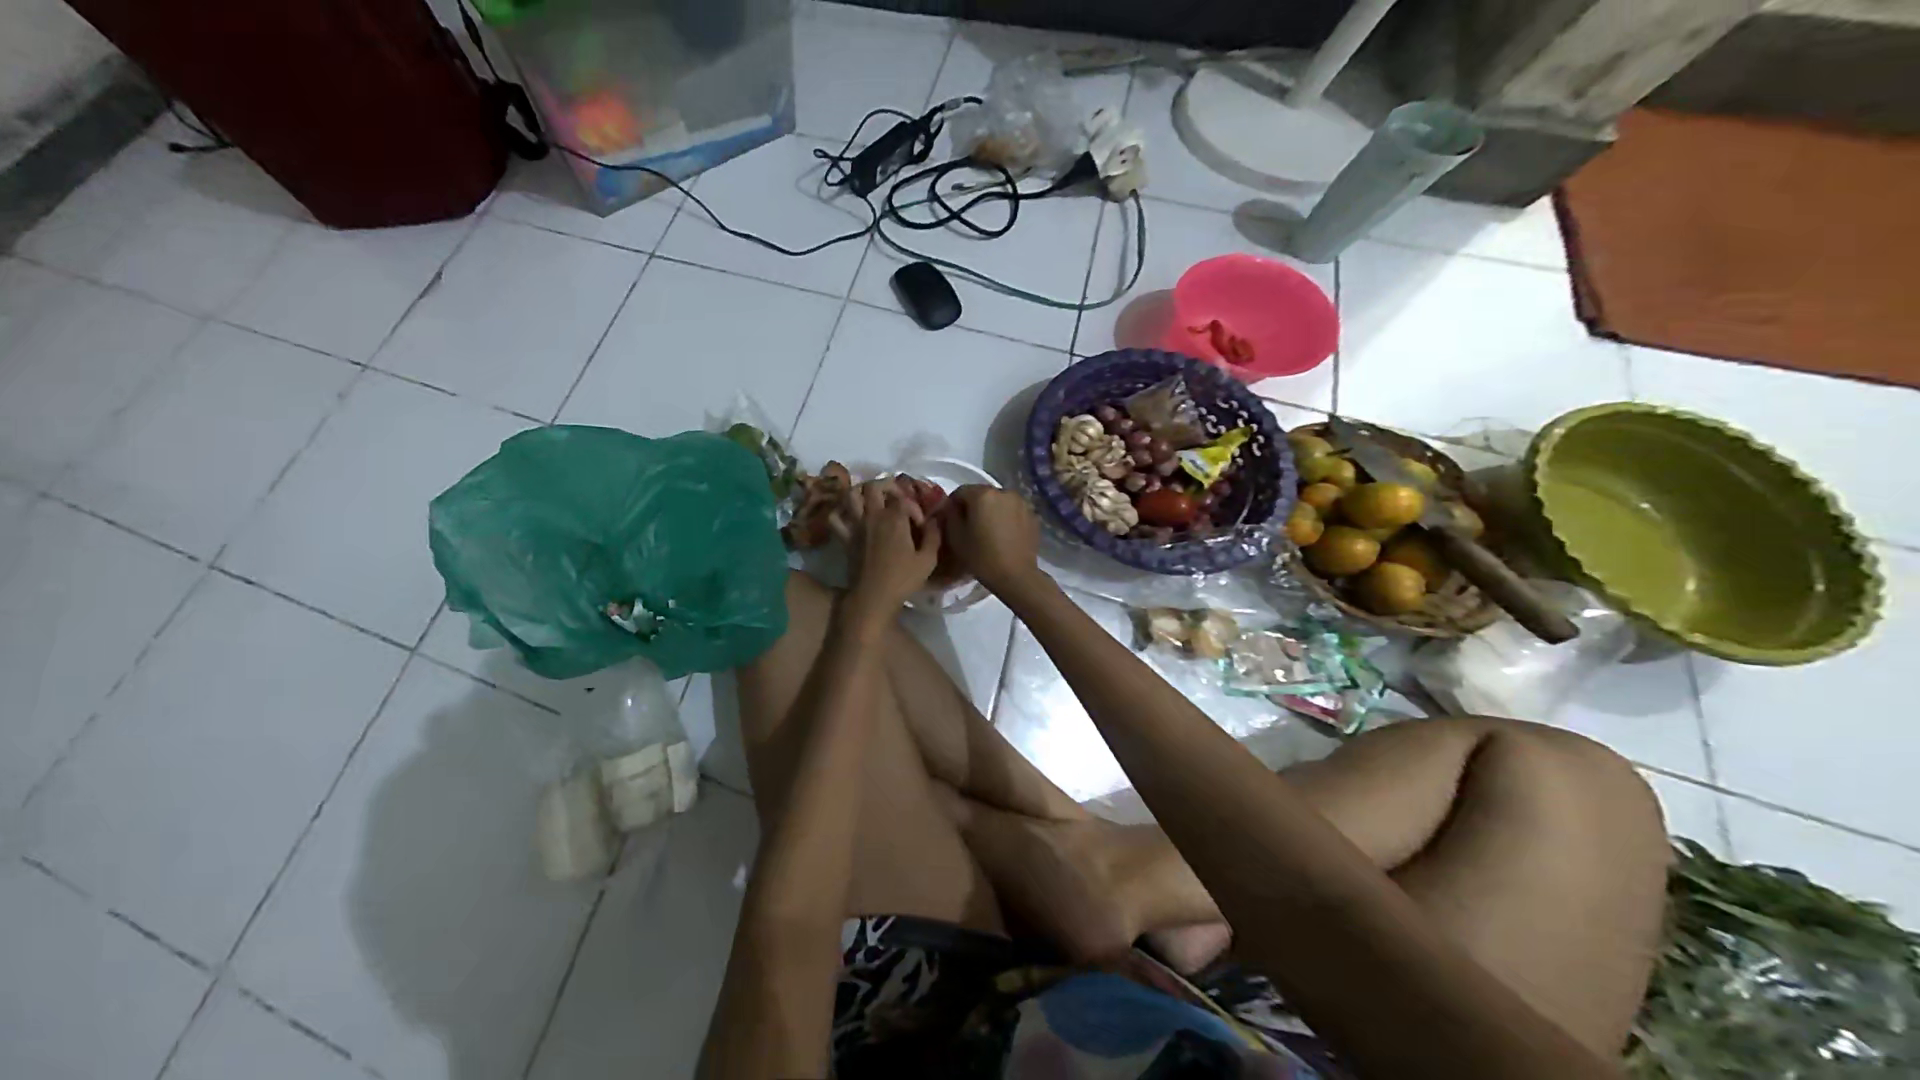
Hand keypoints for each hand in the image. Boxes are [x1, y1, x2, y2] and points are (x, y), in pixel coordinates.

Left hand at [830, 481, 941, 619]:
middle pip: (874, 486)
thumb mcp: (927, 560)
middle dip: (886, 486)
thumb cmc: (902, 579)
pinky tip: (850, 516)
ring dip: (860, 492)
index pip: (904, 499)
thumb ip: (933, 536)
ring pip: (851, 495)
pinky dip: (840, 512)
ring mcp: (855, 525)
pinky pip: (835, 517)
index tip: (920, 524)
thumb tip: (933, 521)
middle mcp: (873, 516)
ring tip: (871, 499)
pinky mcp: (844, 537)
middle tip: (894, 497)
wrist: (872, 596)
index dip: (914, 507)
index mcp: (895, 519)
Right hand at [939, 485, 1042, 596]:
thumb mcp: (956, 537)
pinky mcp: (1033, 515)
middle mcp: (1004, 492)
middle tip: (970, 527)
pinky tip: (1005, 535)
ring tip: (990, 531)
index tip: (952, 520)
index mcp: (983, 494)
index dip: (953, 504)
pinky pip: (1014, 511)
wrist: (1016, 576)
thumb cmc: (981, 557)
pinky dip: (1007, 518)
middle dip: (975, 507)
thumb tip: (952, 507)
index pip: (961, 491)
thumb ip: (950, 515)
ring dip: (992, 511)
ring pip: (1000, 502)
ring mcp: (1022, 503)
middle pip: (983, 494)